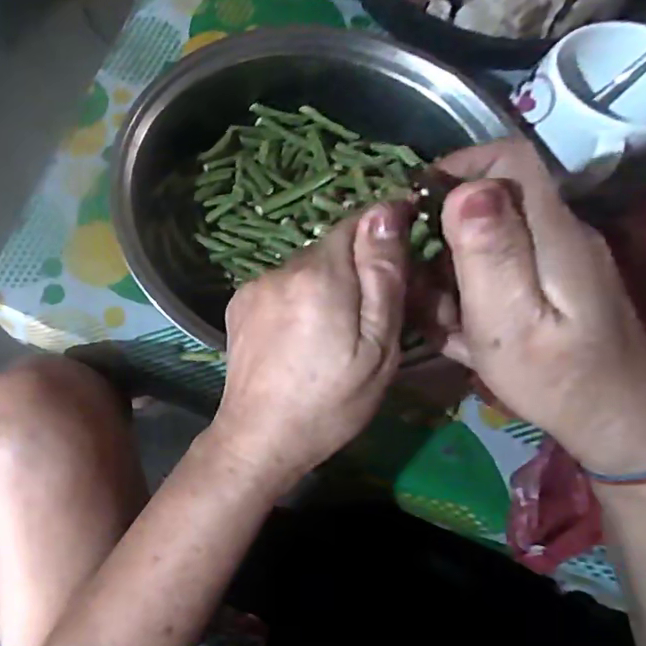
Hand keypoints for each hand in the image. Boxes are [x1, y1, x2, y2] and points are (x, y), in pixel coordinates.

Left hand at [209, 202, 407, 485]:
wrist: (260, 434)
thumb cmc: (331, 399)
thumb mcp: (378, 343)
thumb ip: (382, 274)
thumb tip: (387, 211)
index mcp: (318, 275)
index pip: (356, 222)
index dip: (385, 227)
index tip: (408, 245)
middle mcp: (278, 271)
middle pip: (329, 248)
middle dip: (356, 264)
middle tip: (379, 307)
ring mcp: (253, 288)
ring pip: (304, 269)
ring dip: (326, 283)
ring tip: (339, 329)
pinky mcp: (237, 306)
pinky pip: (280, 287)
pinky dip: (298, 298)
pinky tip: (304, 334)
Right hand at [430, 139, 645, 475]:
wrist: (621, 427)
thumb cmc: (556, 377)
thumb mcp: (508, 320)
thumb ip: (487, 252)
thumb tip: (466, 188)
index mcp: (552, 233)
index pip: (508, 157)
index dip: (455, 165)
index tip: (411, 204)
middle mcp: (560, 233)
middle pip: (489, 196)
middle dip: (439, 229)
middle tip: (419, 281)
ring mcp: (557, 258)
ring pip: (485, 234)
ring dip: (447, 267)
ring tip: (441, 316)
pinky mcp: (551, 282)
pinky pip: (495, 264)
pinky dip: (465, 288)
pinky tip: (461, 328)